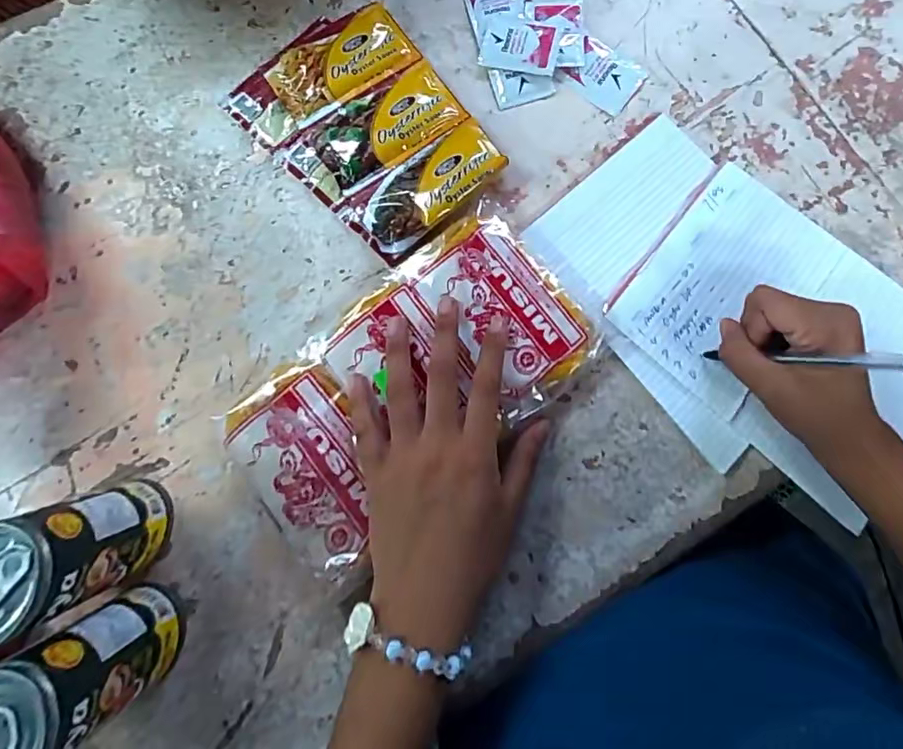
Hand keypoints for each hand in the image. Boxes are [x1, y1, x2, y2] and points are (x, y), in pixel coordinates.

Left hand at [345, 298, 549, 653]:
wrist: (422, 600)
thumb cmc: (475, 556)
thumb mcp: (510, 511)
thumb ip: (525, 462)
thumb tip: (545, 422)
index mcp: (474, 453)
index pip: (487, 390)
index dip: (492, 352)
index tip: (495, 321)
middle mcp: (436, 444)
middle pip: (440, 379)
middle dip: (443, 336)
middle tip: (444, 302)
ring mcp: (401, 456)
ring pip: (398, 394)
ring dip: (396, 355)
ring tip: (395, 323)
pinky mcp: (374, 473)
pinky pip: (365, 431)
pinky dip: (361, 402)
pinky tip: (356, 377)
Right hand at [716, 287, 886, 459]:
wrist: (850, 437)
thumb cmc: (816, 416)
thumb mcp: (769, 387)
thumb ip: (739, 353)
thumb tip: (726, 326)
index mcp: (825, 321)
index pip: (763, 301)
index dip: (752, 330)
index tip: (767, 362)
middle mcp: (833, 310)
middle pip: (768, 303)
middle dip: (759, 334)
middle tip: (774, 366)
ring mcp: (833, 315)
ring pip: (773, 309)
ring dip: (767, 338)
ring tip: (783, 366)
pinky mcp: (828, 323)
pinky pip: (785, 317)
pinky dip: (778, 338)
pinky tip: (790, 362)